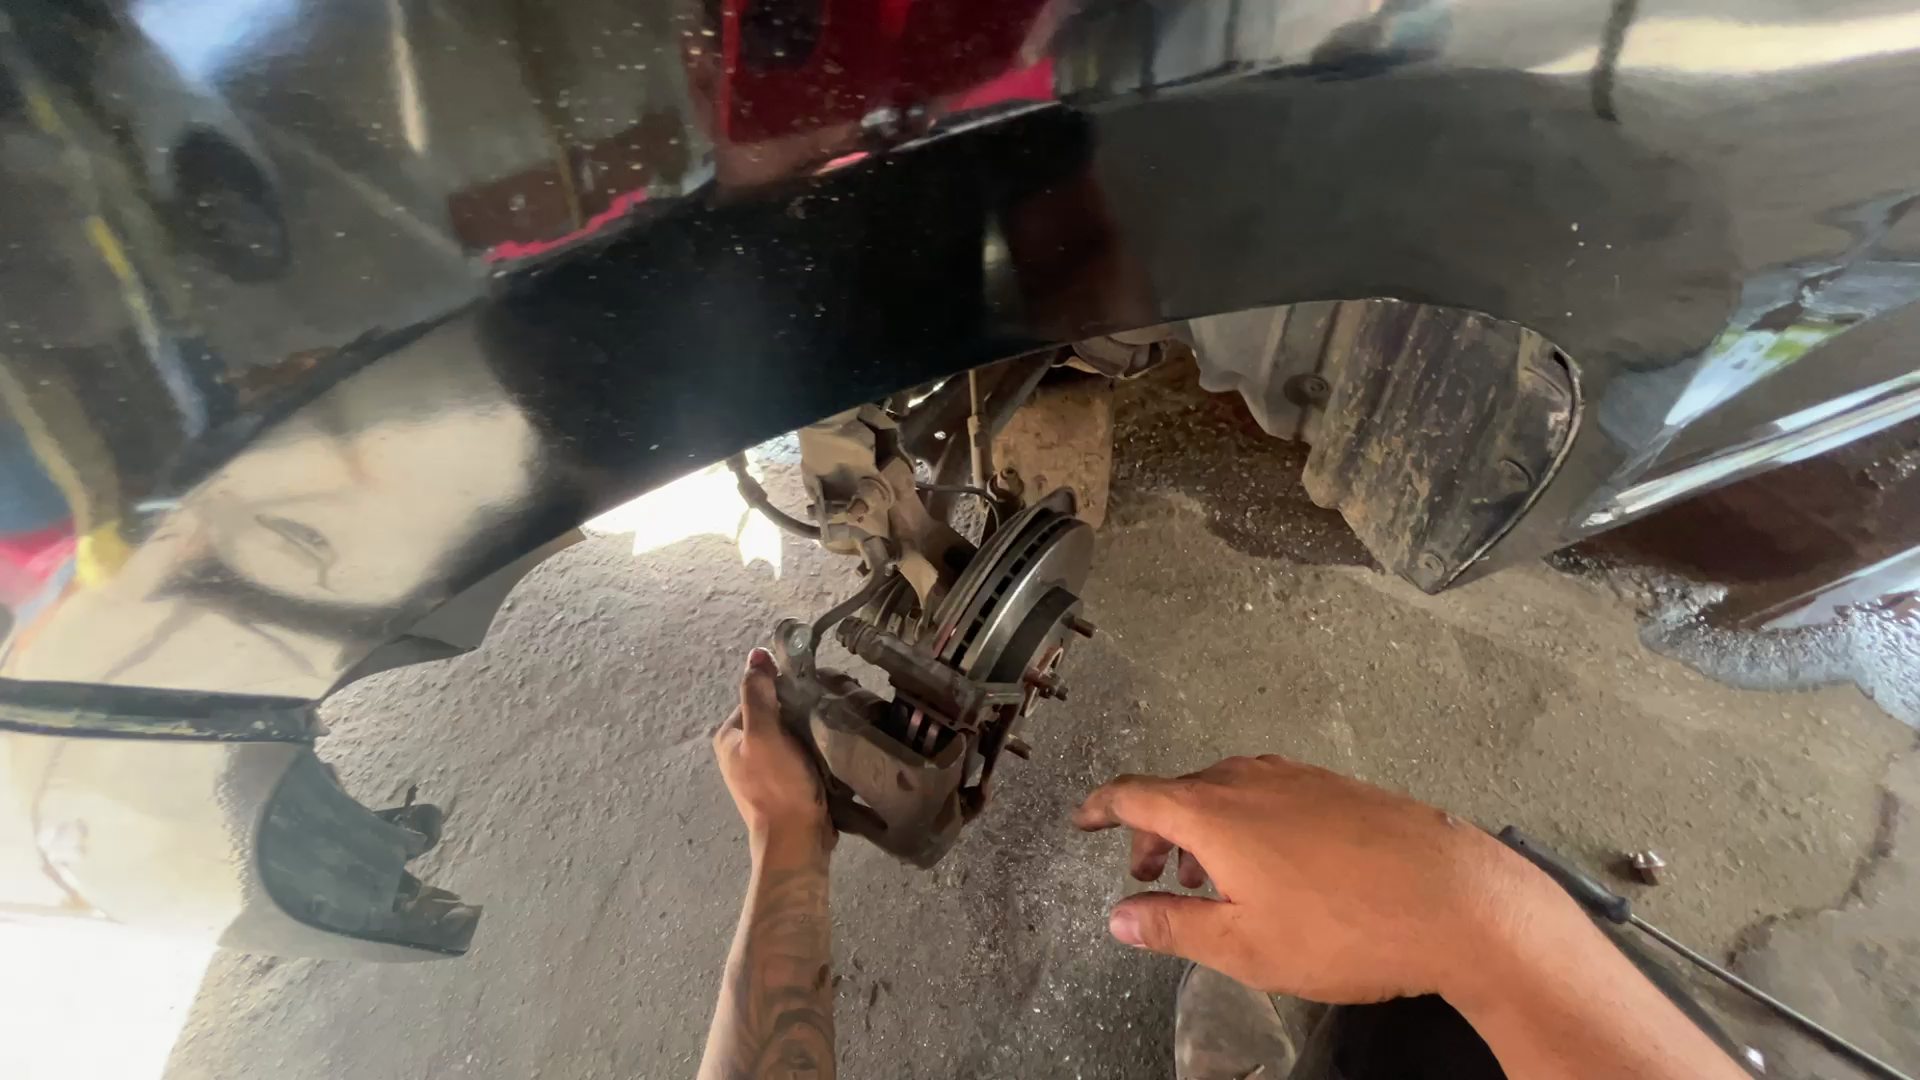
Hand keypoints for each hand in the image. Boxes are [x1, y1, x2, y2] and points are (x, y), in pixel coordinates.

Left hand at [713, 648, 833, 860]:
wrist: (797, 840)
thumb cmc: (777, 784)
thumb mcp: (764, 734)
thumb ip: (758, 694)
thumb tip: (756, 653)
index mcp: (729, 737)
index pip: (759, 694)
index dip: (784, 688)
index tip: (812, 689)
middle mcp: (742, 750)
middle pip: (775, 713)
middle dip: (799, 708)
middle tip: (826, 707)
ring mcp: (763, 768)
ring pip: (790, 732)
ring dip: (809, 727)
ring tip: (831, 724)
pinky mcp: (785, 782)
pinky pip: (800, 752)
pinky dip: (814, 746)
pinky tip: (830, 746)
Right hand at [1074, 754, 1541, 1004]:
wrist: (1457, 898)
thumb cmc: (1344, 926)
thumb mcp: (1244, 945)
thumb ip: (1172, 927)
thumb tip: (1119, 919)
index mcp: (1208, 812)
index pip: (1132, 795)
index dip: (1100, 807)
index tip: (1083, 818)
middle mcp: (1241, 779)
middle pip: (1174, 794)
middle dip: (1151, 834)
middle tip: (1150, 875)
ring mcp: (1288, 776)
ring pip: (1219, 793)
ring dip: (1198, 829)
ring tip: (1209, 876)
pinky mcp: (1328, 783)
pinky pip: (1261, 792)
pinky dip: (1240, 820)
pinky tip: (1267, 860)